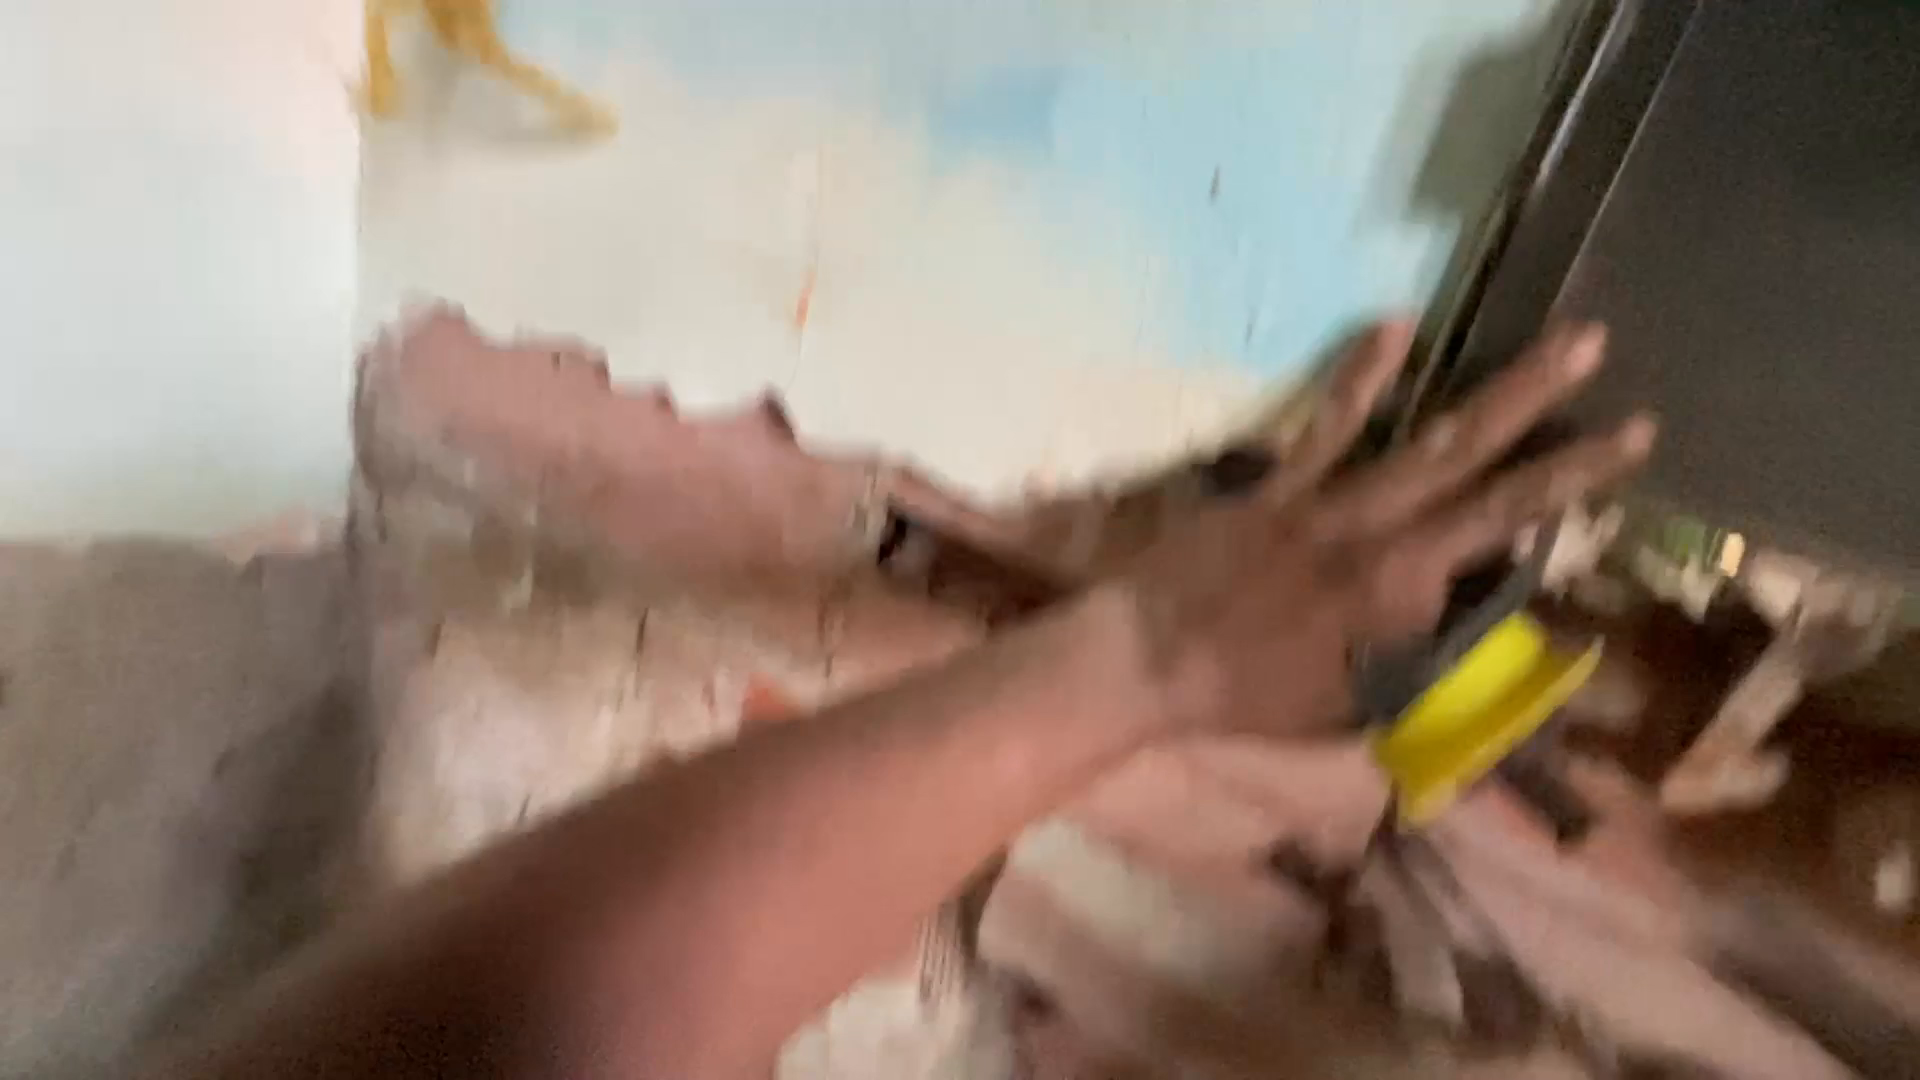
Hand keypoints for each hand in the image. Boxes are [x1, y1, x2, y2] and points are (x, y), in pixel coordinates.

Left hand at [1107, 319, 1655, 738]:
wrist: (1149, 661)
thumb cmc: (1244, 695)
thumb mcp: (1345, 705)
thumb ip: (1410, 663)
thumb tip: (1456, 624)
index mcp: (1398, 592)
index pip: (1501, 528)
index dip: (1570, 485)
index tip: (1626, 437)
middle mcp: (1372, 536)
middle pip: (1471, 469)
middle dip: (1542, 414)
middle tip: (1594, 349)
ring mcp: (1317, 503)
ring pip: (1411, 438)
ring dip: (1479, 388)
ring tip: (1539, 336)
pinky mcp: (1267, 487)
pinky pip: (1319, 427)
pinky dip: (1356, 380)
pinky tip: (1391, 329)